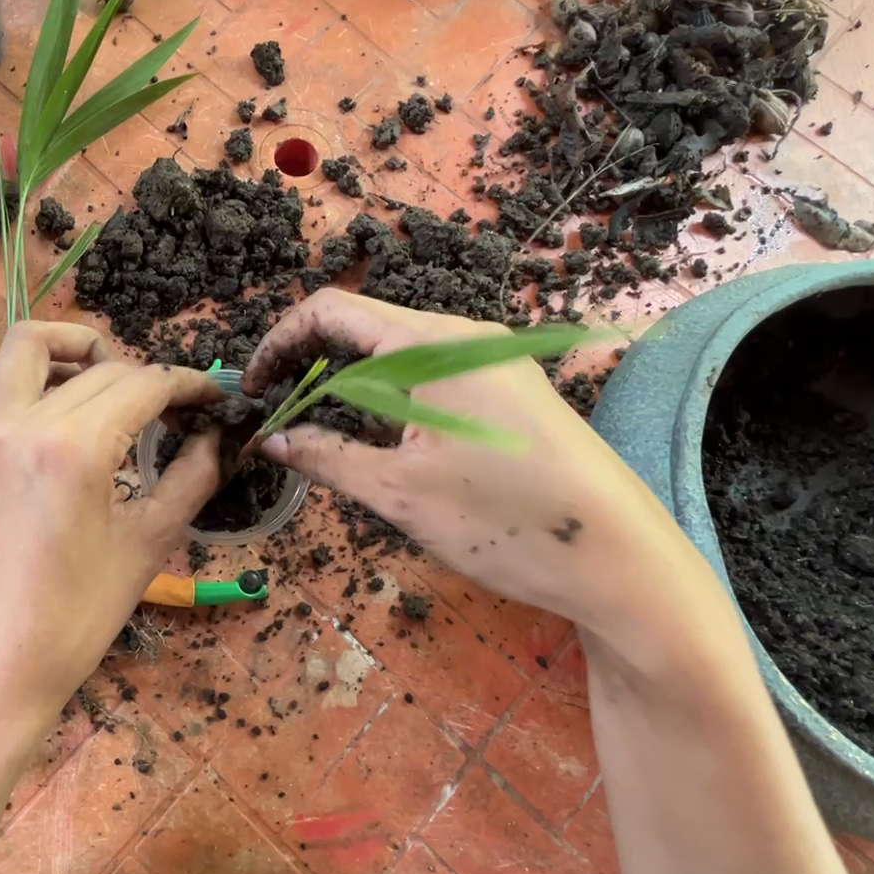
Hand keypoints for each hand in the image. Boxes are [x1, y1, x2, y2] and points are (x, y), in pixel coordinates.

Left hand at [0, 321, 221, 757]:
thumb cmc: (77, 616)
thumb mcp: (147, 545)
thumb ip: (191, 478)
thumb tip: (221, 438)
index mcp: (74, 446)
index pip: (144, 384)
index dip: (190, 385)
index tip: (216, 398)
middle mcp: (25, 422)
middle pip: (100, 365)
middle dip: (148, 375)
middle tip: (178, 408)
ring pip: (31, 349)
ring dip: (78, 348)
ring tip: (117, 385)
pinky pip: (9, 386)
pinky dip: (46, 377)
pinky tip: (79, 421)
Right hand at [242, 289, 704, 633]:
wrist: (621, 562)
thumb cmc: (503, 521)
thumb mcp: (399, 492)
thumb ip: (325, 457)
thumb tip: (269, 440)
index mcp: (432, 344)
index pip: (331, 310)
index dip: (279, 342)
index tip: (252, 386)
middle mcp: (462, 336)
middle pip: (362, 324)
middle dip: (308, 361)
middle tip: (275, 410)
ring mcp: (490, 359)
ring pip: (395, 350)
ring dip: (346, 380)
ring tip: (313, 424)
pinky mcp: (506, 388)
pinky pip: (427, 371)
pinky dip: (385, 392)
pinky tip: (373, 429)